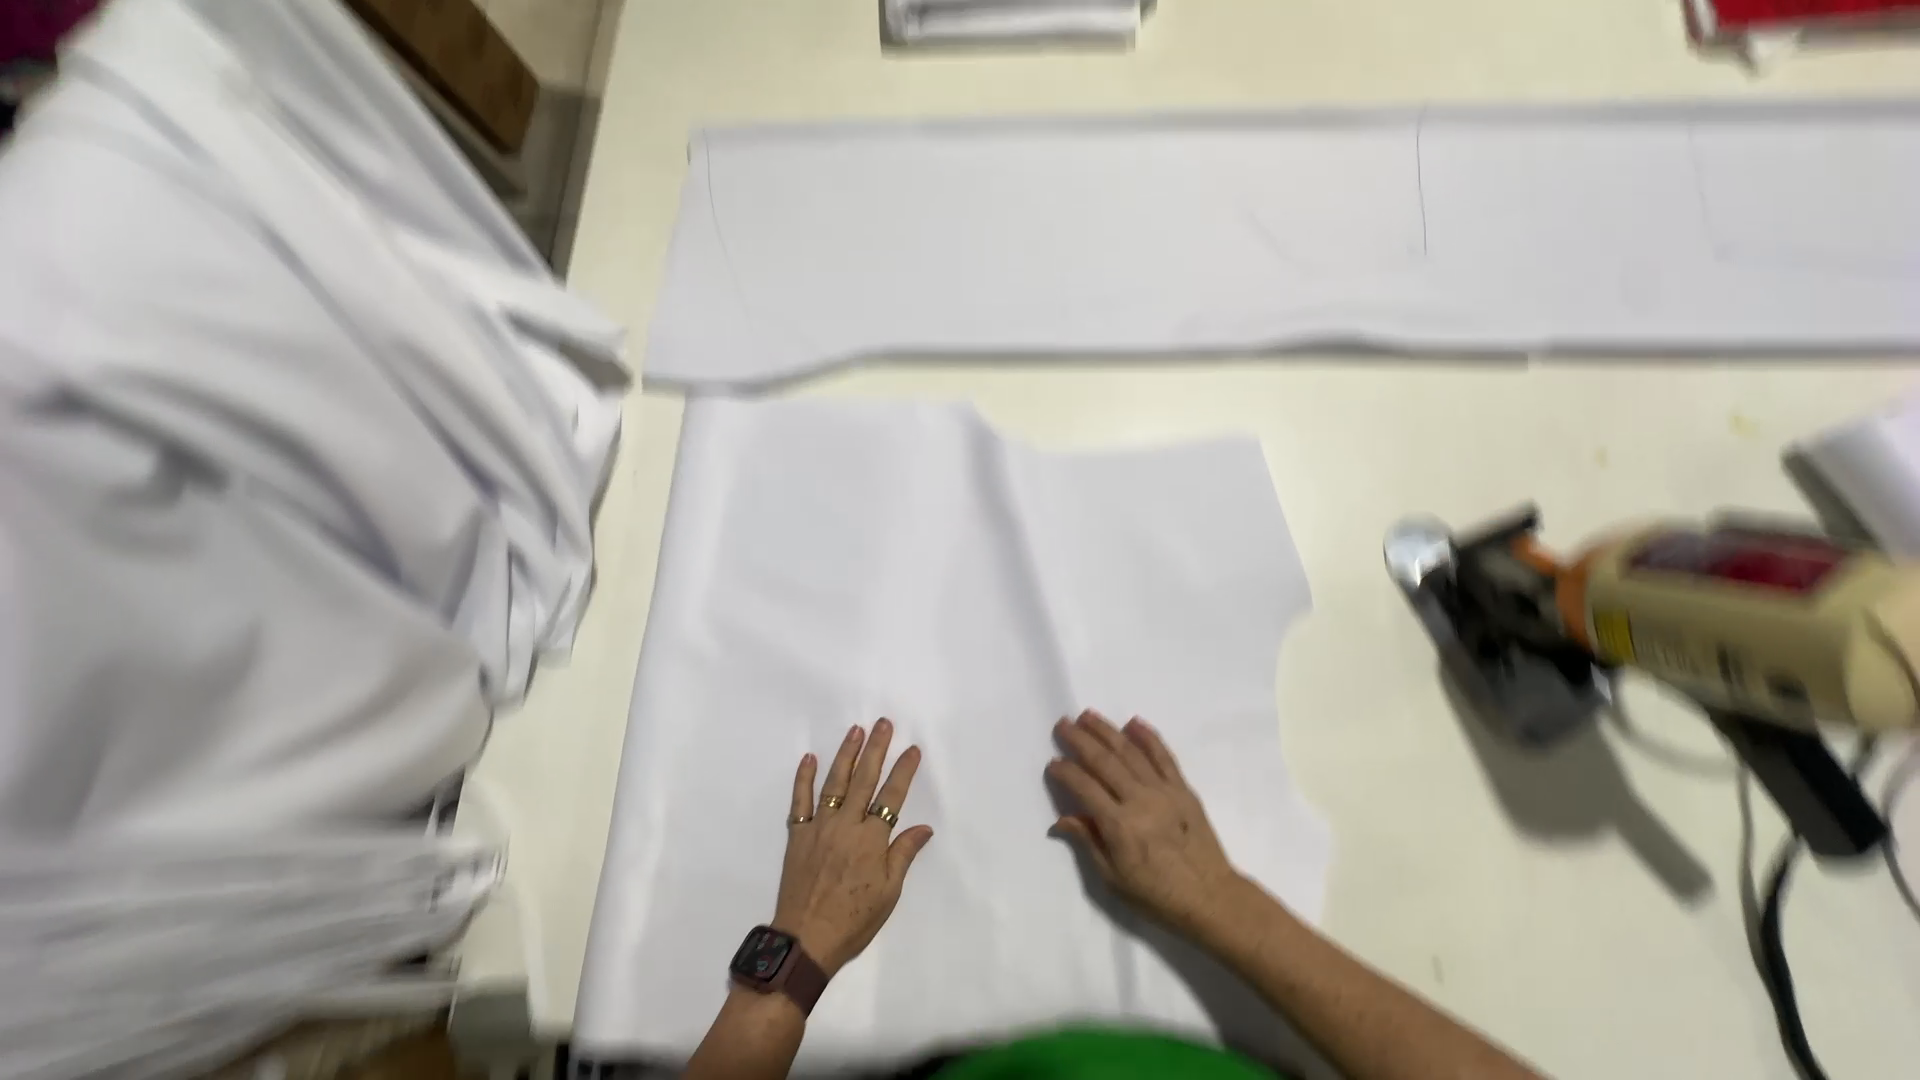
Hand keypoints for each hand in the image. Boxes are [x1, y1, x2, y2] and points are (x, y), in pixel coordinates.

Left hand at [774, 719, 933, 976]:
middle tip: (883, 724)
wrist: (805, 942)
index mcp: (872, 840)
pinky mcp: (797, 835)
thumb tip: (923, 828)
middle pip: (864, 780)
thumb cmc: (853, 921)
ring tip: (856, 731)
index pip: (892, 797)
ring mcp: (819, 827)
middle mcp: (846, 825)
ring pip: (835, 782)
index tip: (912, 749)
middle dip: (876, 749)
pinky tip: (810, 758)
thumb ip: (903, 855)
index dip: (903, 771)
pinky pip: (800, 801)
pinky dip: (804, 778)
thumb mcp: (888, 893)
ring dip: (846, 754)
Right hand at [1048, 710, 1243, 936]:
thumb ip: (1088, 842)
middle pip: (1104, 762)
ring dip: (1107, 731)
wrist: (1211, 897)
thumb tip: (1060, 820)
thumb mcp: (1114, 878)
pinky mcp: (1183, 789)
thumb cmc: (1157, 895)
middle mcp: (1140, 800)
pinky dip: (1148, 737)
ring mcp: (1164, 792)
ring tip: (1088, 715)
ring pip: (1131, 752)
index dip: (1065, 773)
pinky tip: (1134, 722)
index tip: (1053, 763)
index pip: (1084, 788)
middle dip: (1080, 740)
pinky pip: (1164, 757)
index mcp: (1119, 825)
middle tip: (1062, 724)